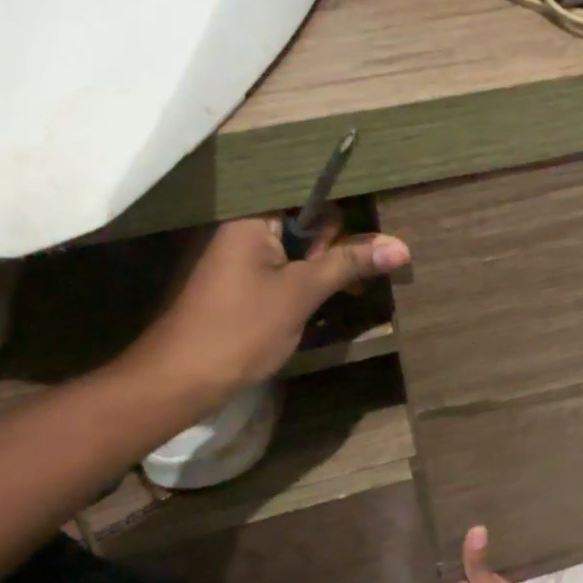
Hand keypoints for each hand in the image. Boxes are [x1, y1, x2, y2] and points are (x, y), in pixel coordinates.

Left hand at [119, 215, 409, 406]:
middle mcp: (246, 233)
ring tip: (358, 293)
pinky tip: (330, 306)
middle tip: (372, 277)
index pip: (311, 203)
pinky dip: (308, 290)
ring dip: (327, 274)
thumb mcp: (301, 293)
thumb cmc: (242, 329)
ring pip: (299, 257)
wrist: (182, 379)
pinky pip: (284, 277)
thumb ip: (349, 264)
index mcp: (254, 220)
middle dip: (340, 251)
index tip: (379, 244)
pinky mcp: (243, 291)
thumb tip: (400, 246)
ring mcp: (242, 263)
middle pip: (307, 229)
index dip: (345, 222)